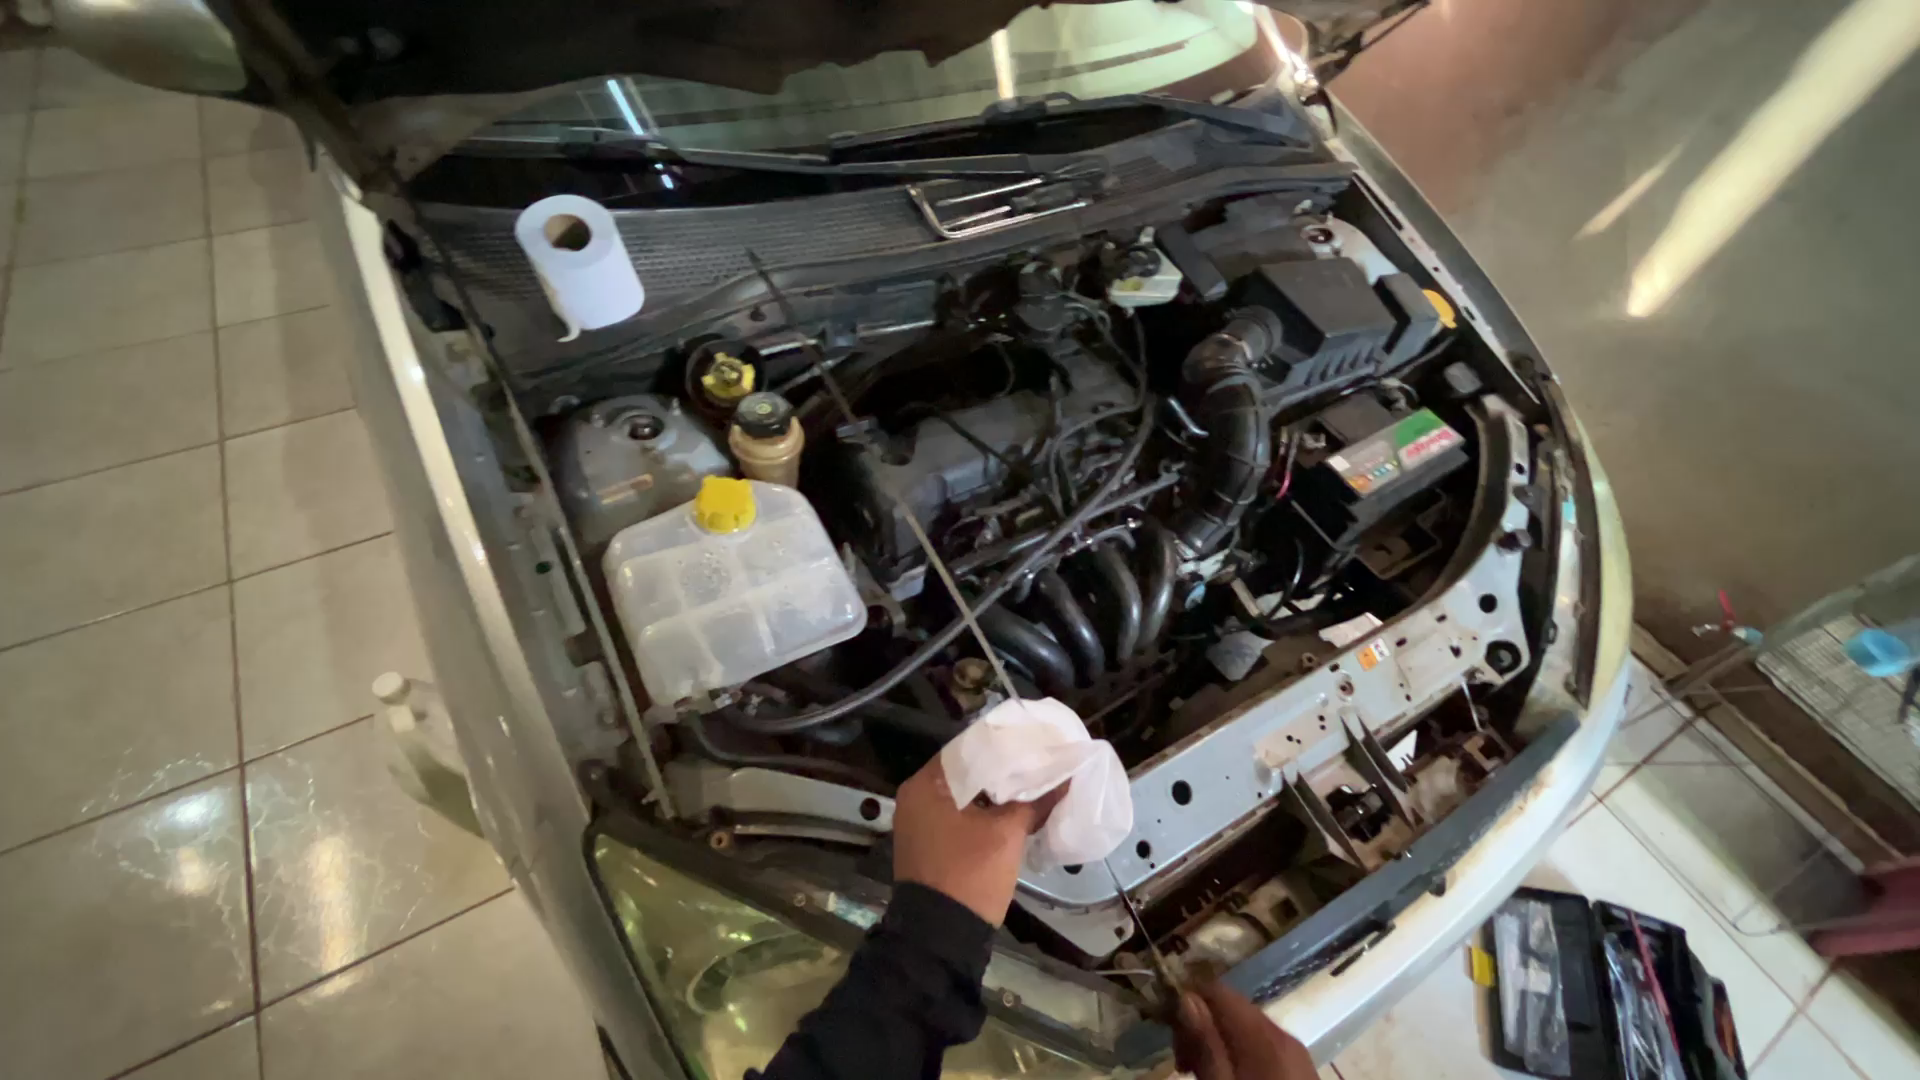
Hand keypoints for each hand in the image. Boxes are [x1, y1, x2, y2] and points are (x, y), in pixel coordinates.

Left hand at [890, 756, 1062, 925]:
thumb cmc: (969, 875)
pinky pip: (957, 816)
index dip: (1002, 745)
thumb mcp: (1006, 835)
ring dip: (993, 794)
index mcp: (925, 784)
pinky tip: (1012, 812)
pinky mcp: (928, 844)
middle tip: (1037, 763)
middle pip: (966, 772)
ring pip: (963, 796)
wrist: (941, 939)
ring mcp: (919, 822)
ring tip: (1031, 784)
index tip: (1032, 743)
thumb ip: (1033, 801)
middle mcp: (915, 797)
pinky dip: (982, 813)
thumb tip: (1065, 777)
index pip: (968, 747)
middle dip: (1001, 770)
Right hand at [1173, 980, 1317, 1079]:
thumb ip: (1205, 1044)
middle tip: (1183, 1064)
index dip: (1187, 1002)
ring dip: (1218, 1042)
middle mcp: (1285, 1036)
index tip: (1169, 1034)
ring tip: (1203, 1075)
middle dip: (1202, 1026)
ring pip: (1246, 1028)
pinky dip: (1240, 1055)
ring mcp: (1298, 1055)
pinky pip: (1263, 1048)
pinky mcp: (1302, 1073)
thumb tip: (1185, 997)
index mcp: (1265, 1037)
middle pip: (1232, 1007)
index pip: (1218, 991)